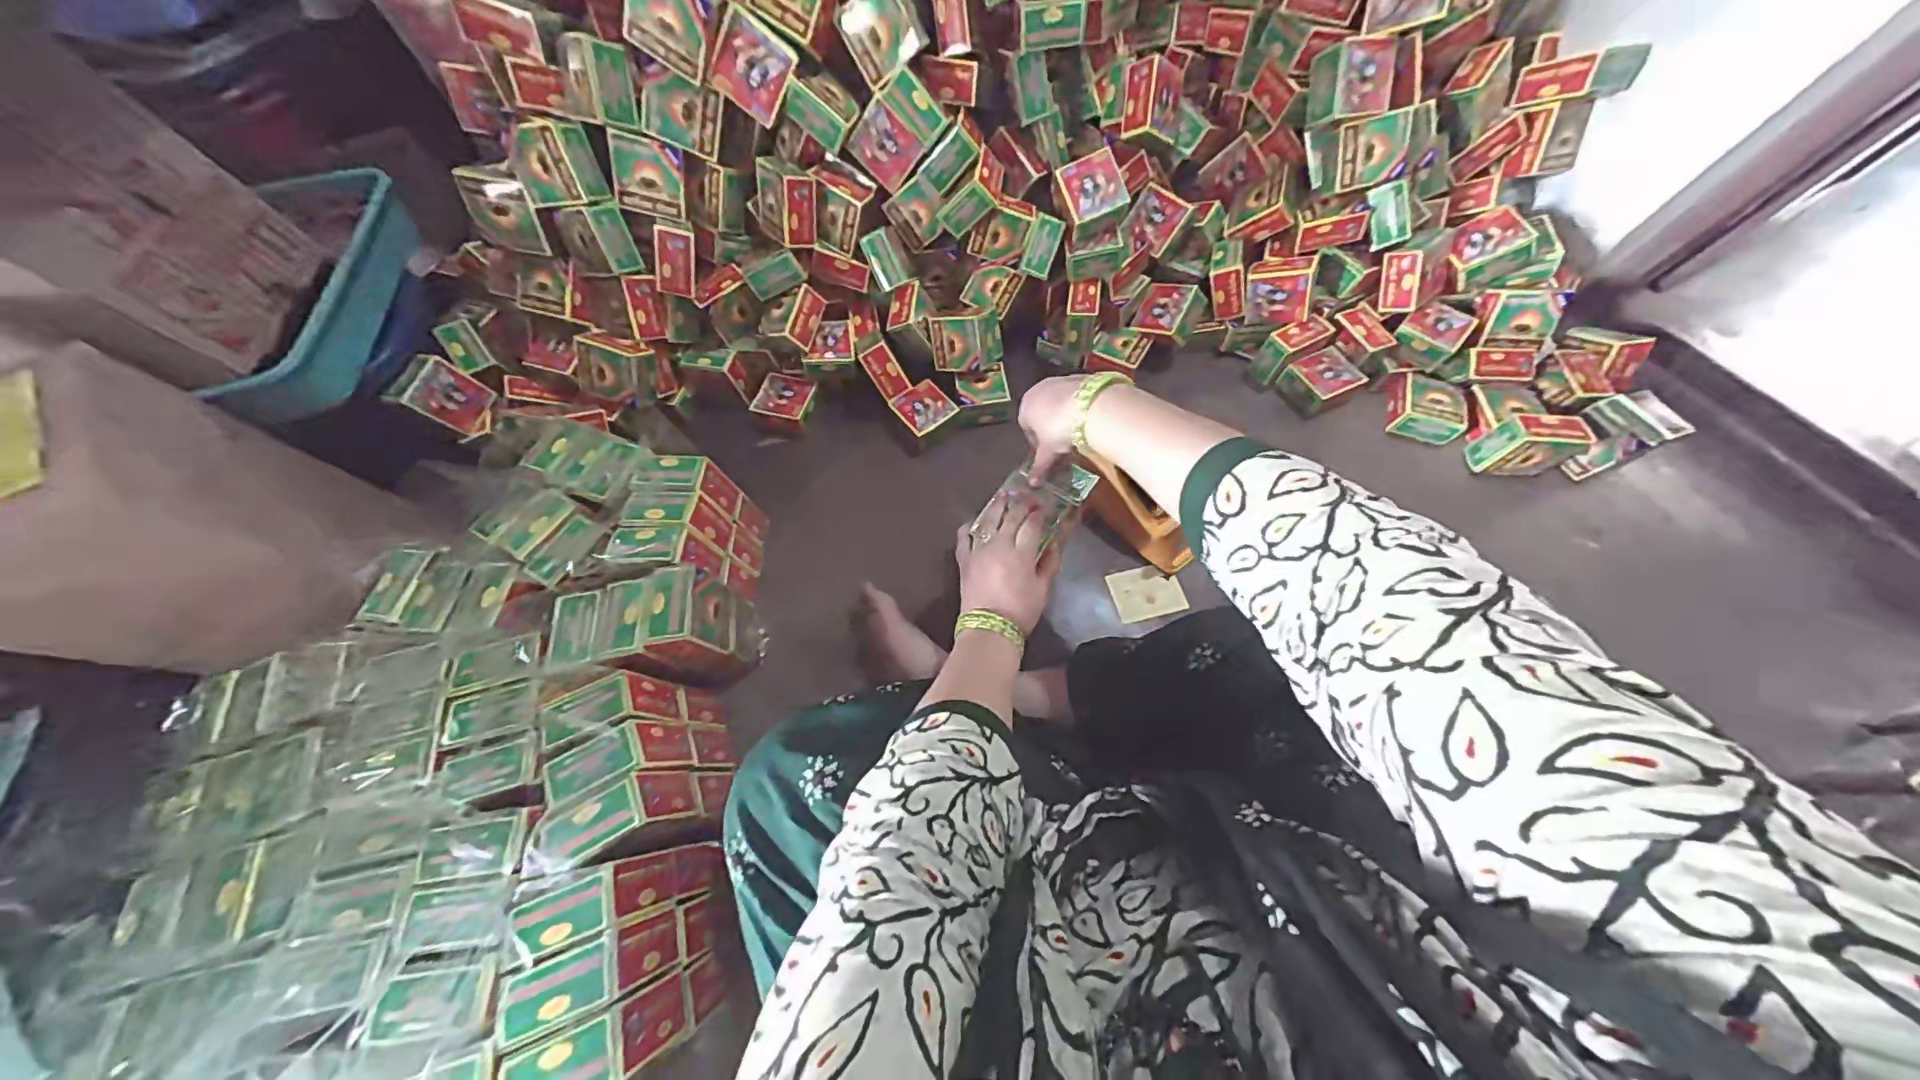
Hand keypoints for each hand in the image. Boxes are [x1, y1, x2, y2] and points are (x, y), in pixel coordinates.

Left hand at [954, 496, 1061, 635]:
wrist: (988, 629)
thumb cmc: (1021, 611)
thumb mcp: (1043, 589)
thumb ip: (1049, 563)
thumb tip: (1054, 543)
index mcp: (1021, 552)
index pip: (1032, 524)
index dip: (1038, 513)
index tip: (1043, 505)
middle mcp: (999, 545)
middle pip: (1010, 517)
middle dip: (1020, 504)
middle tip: (1026, 495)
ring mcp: (979, 550)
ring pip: (987, 520)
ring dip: (996, 506)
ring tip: (1002, 496)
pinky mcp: (964, 560)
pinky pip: (964, 537)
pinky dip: (969, 527)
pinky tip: (974, 523)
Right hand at [1018, 375, 1092, 477]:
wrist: (1090, 404)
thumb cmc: (1059, 429)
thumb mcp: (1049, 452)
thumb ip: (1039, 467)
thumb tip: (1032, 484)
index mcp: (1025, 406)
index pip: (1026, 427)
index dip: (1037, 443)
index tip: (1048, 454)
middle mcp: (1039, 389)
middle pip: (1042, 414)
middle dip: (1051, 431)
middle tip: (1064, 447)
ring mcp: (1059, 381)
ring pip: (1058, 404)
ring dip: (1065, 419)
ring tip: (1078, 435)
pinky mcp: (1079, 377)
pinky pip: (1075, 397)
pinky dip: (1078, 408)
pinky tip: (1088, 420)